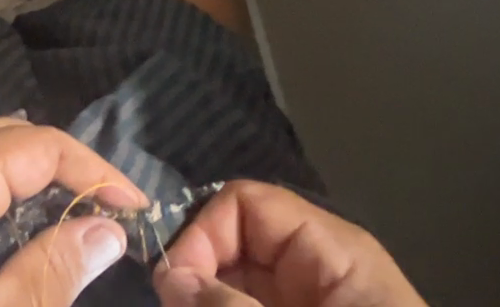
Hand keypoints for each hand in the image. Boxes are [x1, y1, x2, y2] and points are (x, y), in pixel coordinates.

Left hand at [0, 118, 146, 306]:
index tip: (137, 210)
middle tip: (106, 214)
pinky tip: (8, 235)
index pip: (41, 144)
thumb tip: (108, 230)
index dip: (96, 171)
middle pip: (9, 138)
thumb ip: (52, 271)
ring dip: (26, 181)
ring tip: (68, 222)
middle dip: (62, 169)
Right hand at [154, 181, 425, 306]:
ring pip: (237, 284)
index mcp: (328, 248)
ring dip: (207, 299)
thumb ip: (236, 306)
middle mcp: (315, 269)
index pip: (245, 204)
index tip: (173, 282)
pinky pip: (251, 306)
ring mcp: (307, 304)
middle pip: (236, 244)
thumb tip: (171, 278)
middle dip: (198, 272)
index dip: (203, 231)